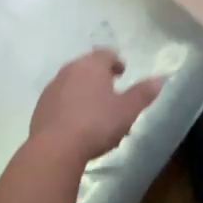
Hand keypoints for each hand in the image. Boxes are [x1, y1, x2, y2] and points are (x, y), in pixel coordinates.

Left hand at [29, 49, 163, 161]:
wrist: (55, 147)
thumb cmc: (96, 124)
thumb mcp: (127, 111)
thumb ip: (143, 93)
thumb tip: (161, 78)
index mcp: (92, 65)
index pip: (106, 54)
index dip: (115, 61)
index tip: (122, 71)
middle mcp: (70, 69)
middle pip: (88, 66)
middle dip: (100, 76)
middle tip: (111, 90)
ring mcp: (53, 86)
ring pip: (73, 82)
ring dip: (84, 90)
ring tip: (94, 109)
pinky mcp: (42, 105)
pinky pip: (60, 98)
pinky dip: (69, 103)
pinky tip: (75, 122)